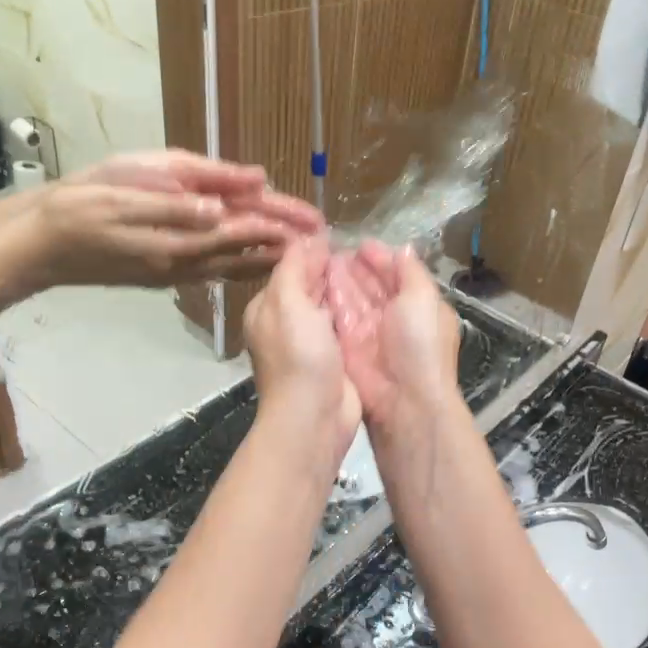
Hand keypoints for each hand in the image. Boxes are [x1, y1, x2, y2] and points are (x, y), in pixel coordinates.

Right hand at [28, 182, 296, 286]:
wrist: (38, 249)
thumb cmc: (74, 212)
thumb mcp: (121, 197)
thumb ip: (174, 205)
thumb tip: (222, 209)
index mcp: (174, 243)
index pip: (236, 234)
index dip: (272, 226)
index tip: (307, 223)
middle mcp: (180, 265)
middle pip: (241, 254)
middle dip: (279, 244)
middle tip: (316, 236)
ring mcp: (171, 273)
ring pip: (229, 267)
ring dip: (264, 257)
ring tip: (296, 249)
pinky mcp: (161, 273)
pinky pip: (212, 270)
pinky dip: (238, 264)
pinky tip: (249, 262)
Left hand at [245, 237, 360, 455]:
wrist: (316, 416)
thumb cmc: (299, 356)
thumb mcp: (288, 303)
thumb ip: (294, 267)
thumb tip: (308, 238)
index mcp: (268, 307)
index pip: (289, 267)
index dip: (310, 248)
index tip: (338, 231)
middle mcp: (288, 322)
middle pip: (311, 283)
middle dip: (332, 267)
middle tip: (363, 248)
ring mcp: (313, 341)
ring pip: (332, 303)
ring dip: (349, 287)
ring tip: (376, 266)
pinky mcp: (337, 356)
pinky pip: (348, 324)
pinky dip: (360, 311)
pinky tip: (379, 297)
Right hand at [325, 241, 460, 433]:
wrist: (405, 399)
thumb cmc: (420, 344)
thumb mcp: (424, 299)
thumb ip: (412, 272)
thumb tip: (405, 249)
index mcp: (417, 306)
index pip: (396, 275)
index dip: (380, 259)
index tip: (361, 244)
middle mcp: (393, 318)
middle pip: (371, 286)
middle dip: (356, 267)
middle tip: (334, 247)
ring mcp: (369, 332)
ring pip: (351, 298)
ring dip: (339, 278)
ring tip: (321, 257)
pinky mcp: (347, 346)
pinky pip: (337, 316)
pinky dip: (328, 297)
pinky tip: (317, 278)